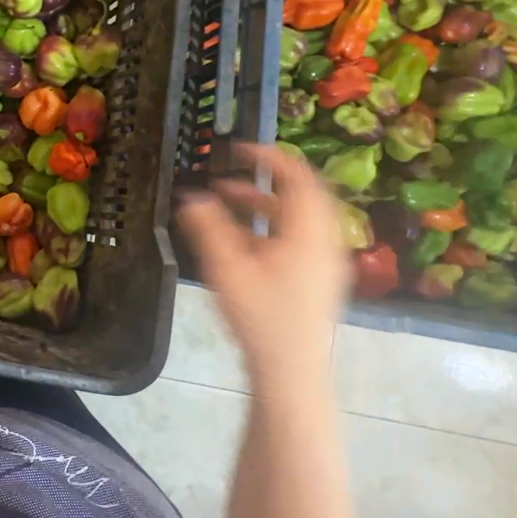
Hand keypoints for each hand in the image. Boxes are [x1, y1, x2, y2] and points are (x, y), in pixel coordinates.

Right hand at [177, 144, 348, 393]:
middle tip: (231, 171)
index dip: (271, 157)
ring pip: (299, 218)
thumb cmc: (261, 316)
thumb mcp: (227, 268)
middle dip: (266, 179)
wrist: (292, 369)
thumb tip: (191, 197)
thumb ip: (208, 228)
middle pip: (303, 196)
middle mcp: (325, 241)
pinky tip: (242, 238)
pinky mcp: (318, 279)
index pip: (298, 178)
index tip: (241, 148)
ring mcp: (325, 262)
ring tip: (226, 200)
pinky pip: (299, 237)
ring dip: (264, 203)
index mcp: (308, 232)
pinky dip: (272, 225)